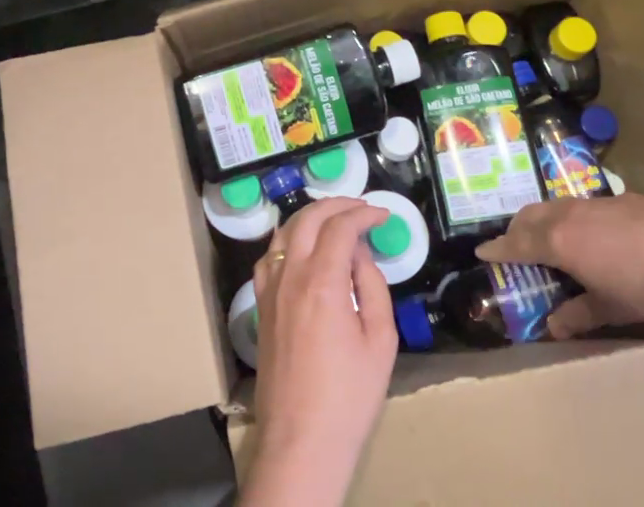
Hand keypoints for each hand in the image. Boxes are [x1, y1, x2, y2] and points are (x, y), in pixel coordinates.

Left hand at [240, 197, 396, 506]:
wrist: (301, 438)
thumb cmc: (350, 395)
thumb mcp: (380, 340)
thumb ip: (373, 287)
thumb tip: (360, 255)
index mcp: (323, 282)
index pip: (341, 227)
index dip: (364, 213)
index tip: (383, 214)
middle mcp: (290, 276)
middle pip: (307, 219)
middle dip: (336, 205)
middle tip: (361, 208)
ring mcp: (269, 291)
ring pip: (282, 234)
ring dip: (309, 218)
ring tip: (335, 221)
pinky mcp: (260, 307)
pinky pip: (268, 259)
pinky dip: (287, 242)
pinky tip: (302, 251)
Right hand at [476, 193, 643, 338]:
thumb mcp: (609, 309)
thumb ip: (577, 315)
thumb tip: (553, 327)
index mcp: (557, 241)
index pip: (515, 243)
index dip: (496, 249)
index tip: (482, 251)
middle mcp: (570, 214)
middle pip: (532, 215)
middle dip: (518, 228)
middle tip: (513, 242)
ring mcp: (599, 202)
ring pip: (559, 205)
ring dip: (547, 219)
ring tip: (552, 235)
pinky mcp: (628, 198)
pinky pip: (589, 204)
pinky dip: (579, 217)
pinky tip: (599, 233)